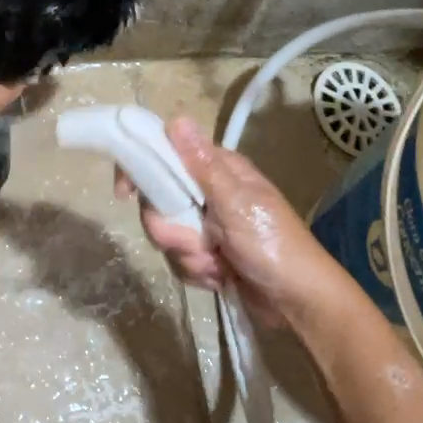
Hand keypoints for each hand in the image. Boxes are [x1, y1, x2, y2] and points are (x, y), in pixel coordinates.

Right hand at [120, 116, 338, 322]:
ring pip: (166, 234)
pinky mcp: (206, 255)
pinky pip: (178, 259)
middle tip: (199, 242)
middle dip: (172, 229)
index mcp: (217, 170)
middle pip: (157, 201)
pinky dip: (197, 272)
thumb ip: (203, 166)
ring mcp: (206, 225)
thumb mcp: (237, 203)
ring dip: (189, 256)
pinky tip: (219, 278)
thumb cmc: (273, 244)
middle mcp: (208, 193)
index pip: (166, 155)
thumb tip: (176, 119)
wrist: (298, 303)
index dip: (141, 170)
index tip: (125, 193)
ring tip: (218, 266)